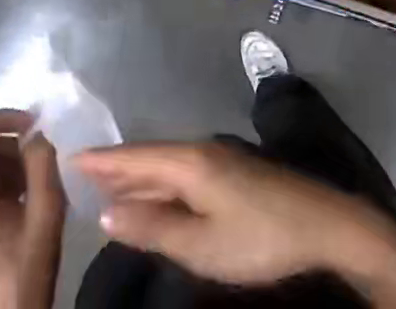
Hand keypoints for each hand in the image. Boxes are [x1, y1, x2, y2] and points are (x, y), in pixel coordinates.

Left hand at [0, 110, 65, 308]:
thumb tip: (37, 136)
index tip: (35, 124)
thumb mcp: (46, 215)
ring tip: (34, 196)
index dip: (5, 118)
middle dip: (10, 151)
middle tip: (41, 168)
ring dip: (4, 174)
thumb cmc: (23, 275)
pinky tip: (17, 219)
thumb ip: (43, 165)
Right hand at [74, 141, 395, 285]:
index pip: (136, 157)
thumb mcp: (201, 244)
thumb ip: (154, 227)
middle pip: (151, 157)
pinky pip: (185, 171)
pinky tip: (157, 194)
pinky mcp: (234, 172)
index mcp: (191, 162)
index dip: (103, 161)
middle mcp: (201, 151)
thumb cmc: (259, 237)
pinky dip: (162, 182)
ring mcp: (220, 159)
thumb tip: (107, 213)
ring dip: (140, 175)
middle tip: (83, 174)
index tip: (71, 157)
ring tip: (110, 185)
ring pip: (168, 164)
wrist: (324, 224)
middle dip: (118, 167)